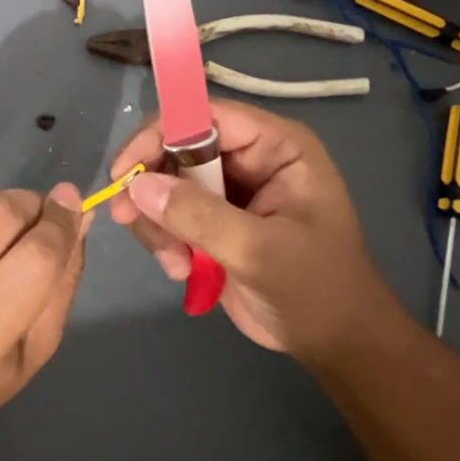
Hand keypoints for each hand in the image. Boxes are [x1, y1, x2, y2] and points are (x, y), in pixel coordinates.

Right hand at [106, 99, 400, 363]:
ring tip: (172, 261)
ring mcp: (226, 187)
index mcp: (275, 146)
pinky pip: (164, 210)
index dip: (159, 134)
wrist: (335, 344)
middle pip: (172, 145)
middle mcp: (247, 157)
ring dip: (153, 219)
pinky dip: (160, 236)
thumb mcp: (261, 252)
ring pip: (161, 180)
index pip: (203, 116)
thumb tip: (136, 185)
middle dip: (148, 184)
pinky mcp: (209, 217)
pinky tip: (180, 268)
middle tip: (124, 216)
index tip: (125, 170)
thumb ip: (200, 216)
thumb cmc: (318, 290)